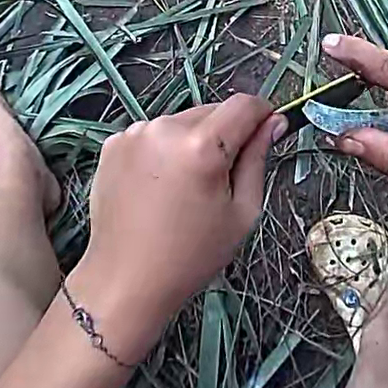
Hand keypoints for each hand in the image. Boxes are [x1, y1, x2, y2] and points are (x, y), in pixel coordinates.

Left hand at [69, 94, 282, 361]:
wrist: (124, 282)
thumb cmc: (191, 256)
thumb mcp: (241, 213)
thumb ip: (258, 159)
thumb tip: (274, 121)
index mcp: (202, 146)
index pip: (244, 104)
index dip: (261, 114)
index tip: (265, 132)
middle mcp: (166, 128)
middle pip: (212, 111)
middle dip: (224, 134)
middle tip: (219, 177)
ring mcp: (135, 133)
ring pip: (182, 122)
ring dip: (192, 140)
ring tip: (183, 186)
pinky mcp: (114, 143)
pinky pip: (154, 134)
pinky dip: (163, 149)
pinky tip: (158, 185)